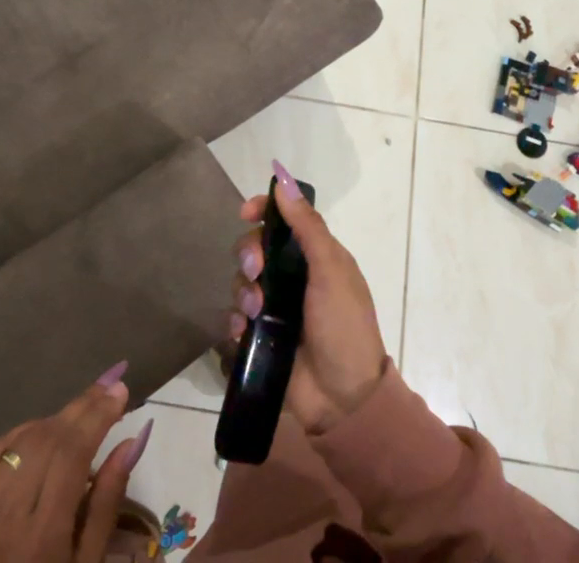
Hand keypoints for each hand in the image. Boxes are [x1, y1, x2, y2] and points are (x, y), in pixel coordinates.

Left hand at [0, 364, 153, 561]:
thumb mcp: (89, 562)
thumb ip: (106, 502)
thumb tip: (130, 441)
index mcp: (43, 534)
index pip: (71, 455)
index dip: (96, 417)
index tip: (120, 391)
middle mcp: (6, 513)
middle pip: (47, 440)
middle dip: (82, 408)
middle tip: (109, 385)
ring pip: (22, 440)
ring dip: (57, 418)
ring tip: (86, 409)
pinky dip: (25, 432)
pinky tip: (47, 428)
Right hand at [229, 161, 388, 433]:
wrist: (344, 398)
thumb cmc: (345, 328)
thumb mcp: (332, 273)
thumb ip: (307, 228)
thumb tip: (283, 181)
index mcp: (316, 258)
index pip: (283, 221)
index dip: (262, 211)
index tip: (245, 213)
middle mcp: (293, 278)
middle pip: (254, 248)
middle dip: (248, 254)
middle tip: (256, 271)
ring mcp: (275, 307)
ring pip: (241, 281)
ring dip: (242, 290)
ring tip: (255, 312)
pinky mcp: (260, 334)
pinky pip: (233, 315)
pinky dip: (234, 319)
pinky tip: (243, 330)